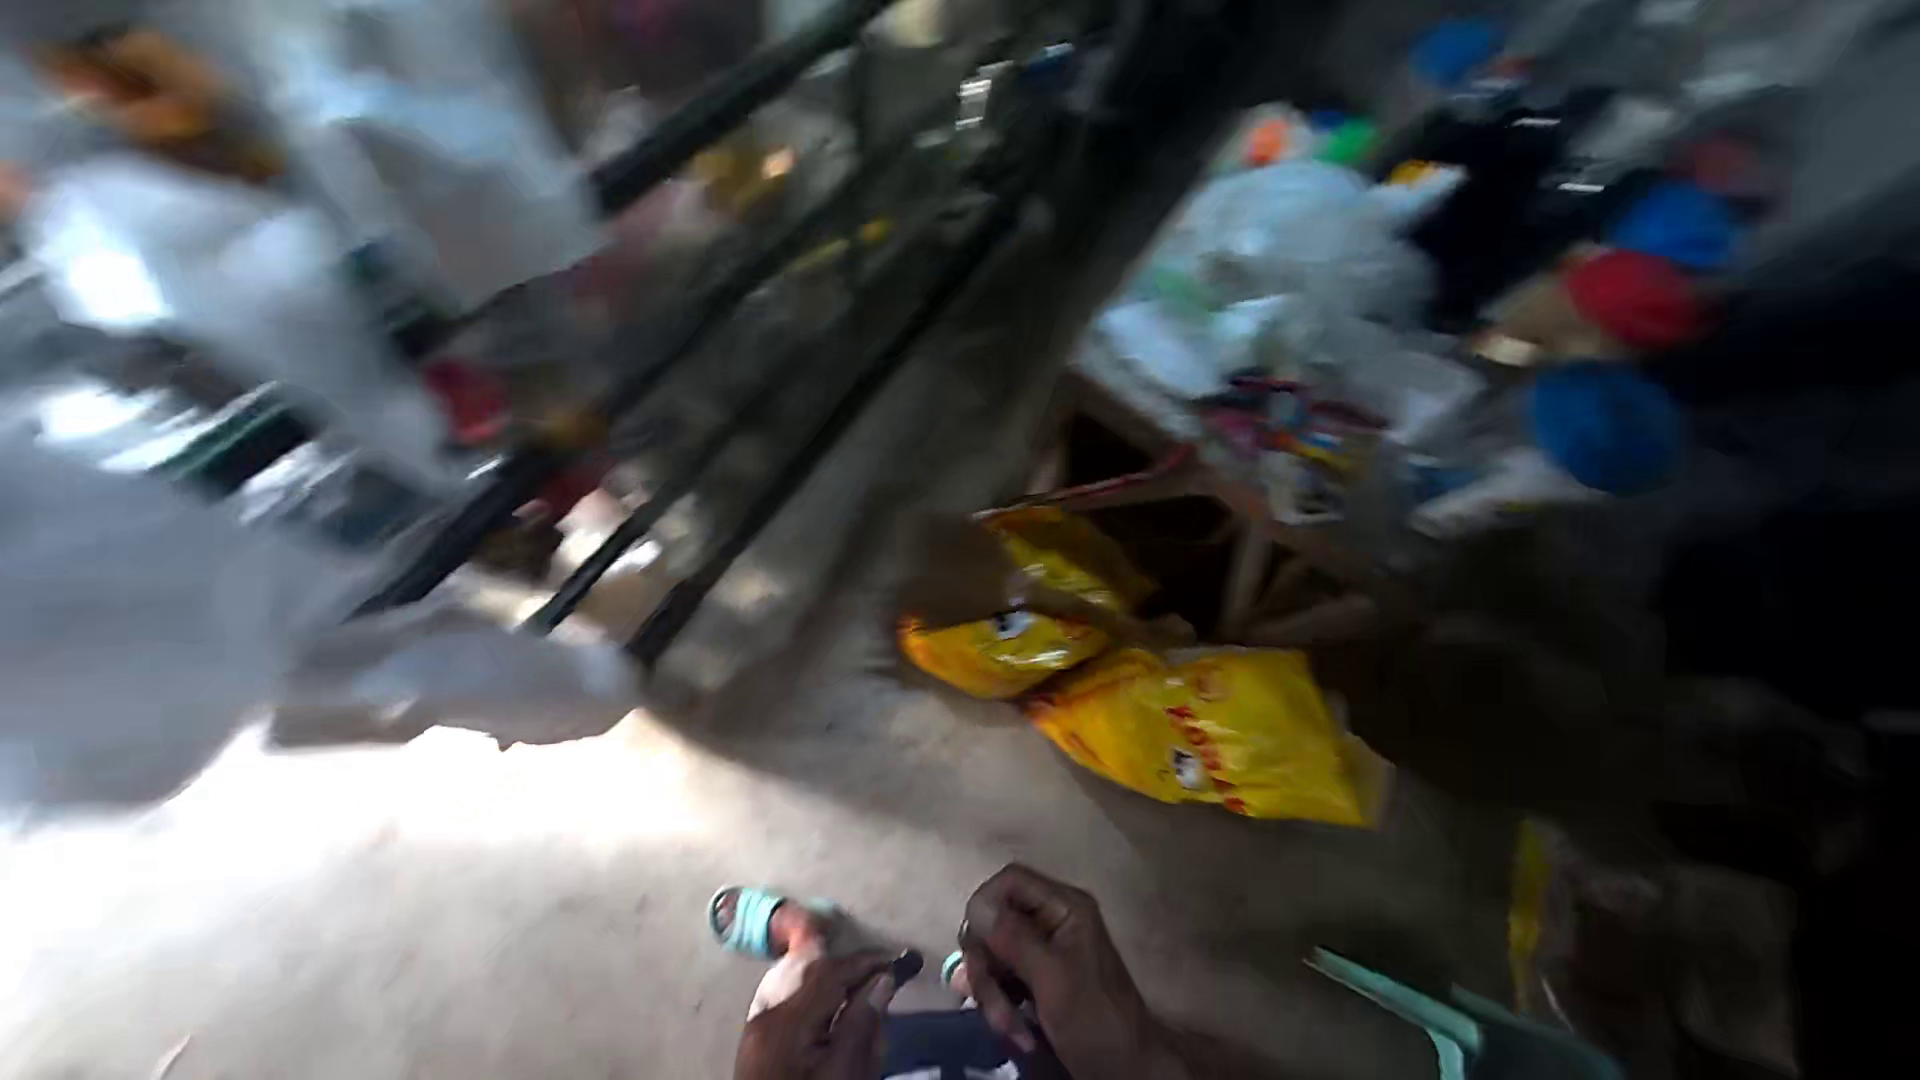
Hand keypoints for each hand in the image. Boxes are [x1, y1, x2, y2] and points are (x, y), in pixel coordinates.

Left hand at [735, 952, 896, 1079]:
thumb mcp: (846, 1077)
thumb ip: (863, 1024)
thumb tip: (882, 979)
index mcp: (786, 1026)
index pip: (830, 973)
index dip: (865, 961)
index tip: (896, 962)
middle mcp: (766, 1018)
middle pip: (814, 974)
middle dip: (850, 973)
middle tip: (882, 981)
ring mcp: (757, 1030)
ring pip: (803, 986)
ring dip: (835, 985)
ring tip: (862, 998)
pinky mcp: (757, 1043)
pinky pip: (793, 1005)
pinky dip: (818, 1001)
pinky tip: (835, 1016)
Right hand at [960, 865, 1188, 1079]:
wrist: (1127, 1073)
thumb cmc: (1096, 1020)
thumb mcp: (1053, 979)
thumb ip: (1014, 938)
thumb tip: (976, 904)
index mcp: (1064, 906)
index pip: (1011, 880)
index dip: (986, 904)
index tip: (975, 944)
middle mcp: (1051, 918)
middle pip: (995, 919)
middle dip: (987, 965)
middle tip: (991, 1004)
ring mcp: (1042, 948)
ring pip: (993, 952)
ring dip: (992, 993)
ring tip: (1009, 1030)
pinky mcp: (1034, 977)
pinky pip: (1000, 976)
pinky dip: (999, 1004)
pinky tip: (1012, 1031)